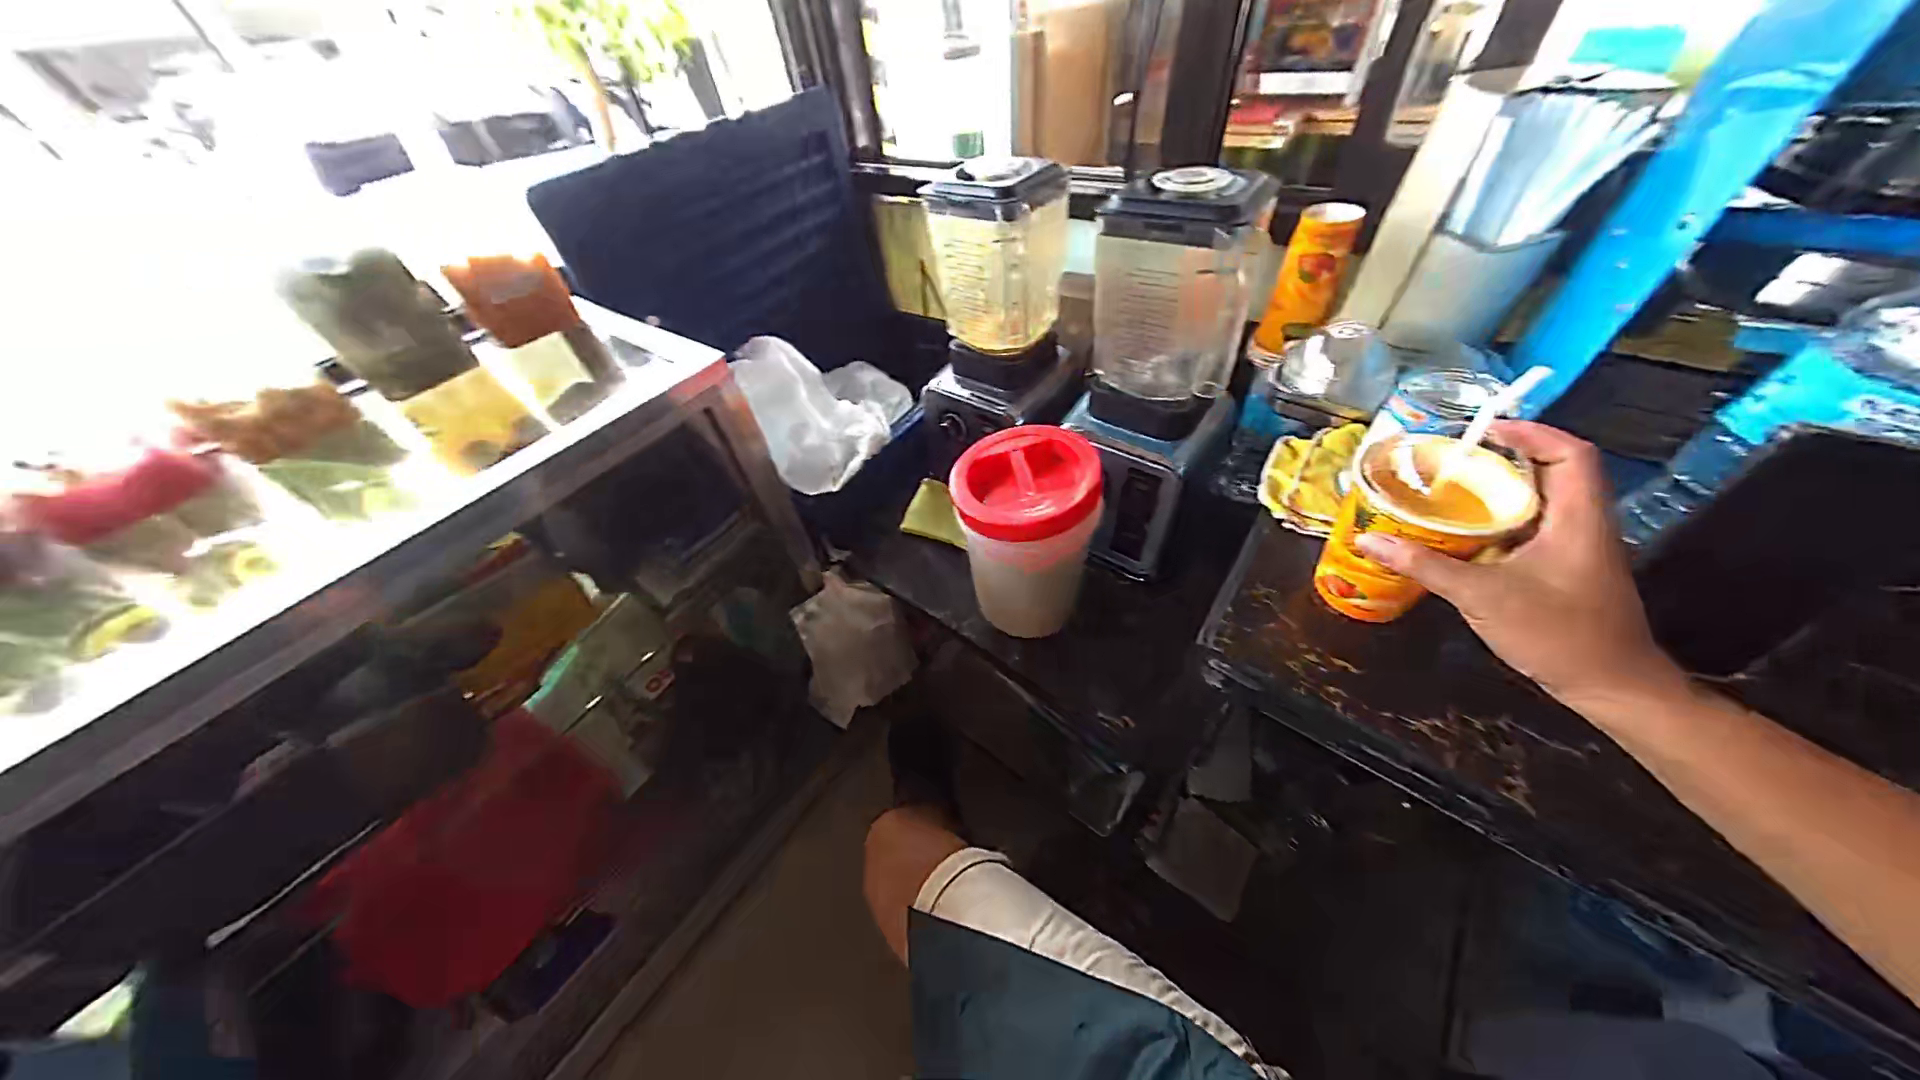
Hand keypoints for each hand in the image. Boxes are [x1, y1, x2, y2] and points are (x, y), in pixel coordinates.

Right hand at [1355, 421, 1686, 709]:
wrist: (1609, 684)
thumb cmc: (1555, 633)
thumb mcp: (1480, 595)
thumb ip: (1423, 564)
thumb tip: (1368, 539)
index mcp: (1578, 519)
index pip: (1570, 454)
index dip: (1531, 432)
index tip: (1484, 430)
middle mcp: (1585, 524)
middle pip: (1555, 471)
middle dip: (1507, 457)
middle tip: (1455, 458)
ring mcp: (1579, 547)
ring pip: (1544, 500)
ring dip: (1503, 488)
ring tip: (1452, 488)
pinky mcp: (1566, 567)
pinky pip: (1535, 526)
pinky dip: (1502, 518)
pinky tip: (1465, 531)